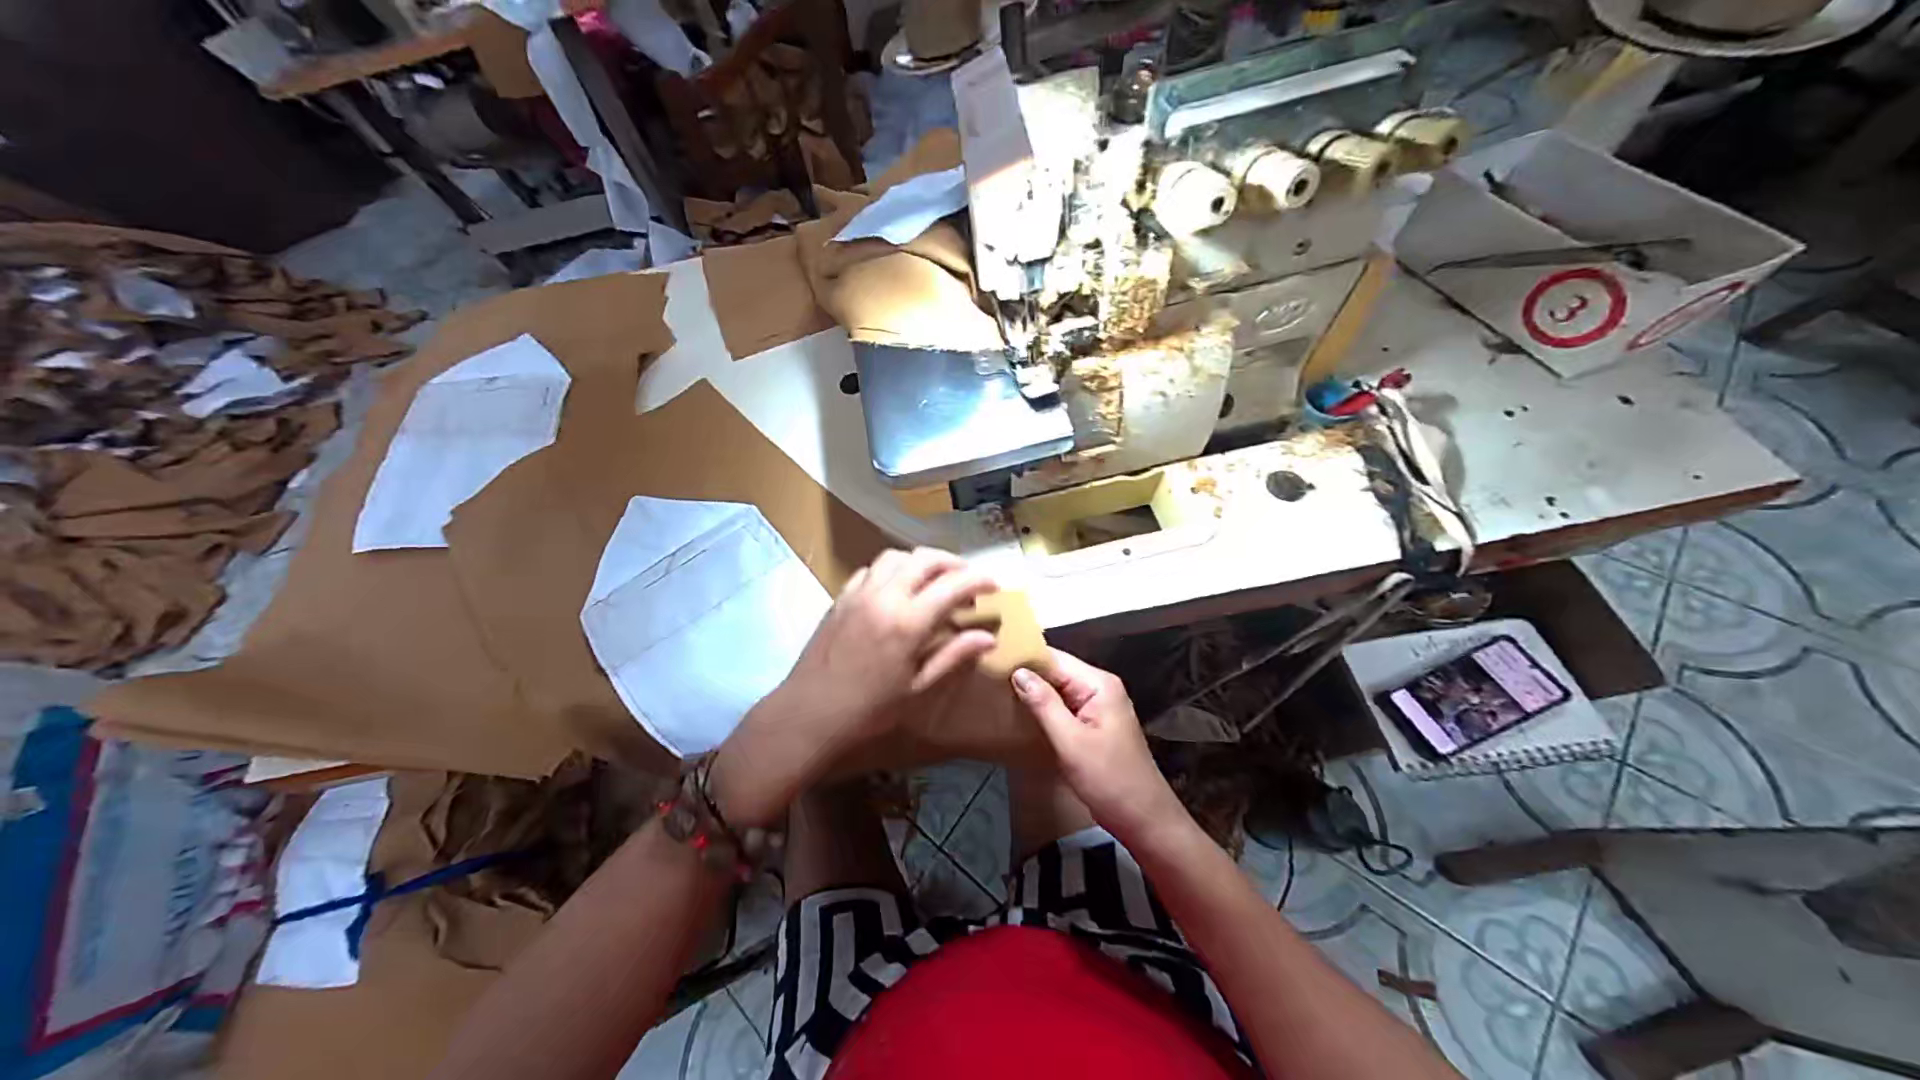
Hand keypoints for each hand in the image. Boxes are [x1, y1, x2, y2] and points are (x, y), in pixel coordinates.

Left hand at [713, 549, 997, 823]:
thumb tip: (988, 636)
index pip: (954, 584)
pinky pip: (871, 570)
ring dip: (921, 562)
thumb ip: (954, 656)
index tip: (995, 587)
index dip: (979, 581)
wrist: (809, 713)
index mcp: (908, 620)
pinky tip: (897, 590)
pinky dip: (892, 571)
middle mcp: (885, 596)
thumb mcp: (918, 688)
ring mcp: (859, 593)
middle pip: (925, 559)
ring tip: (934, 581)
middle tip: (968, 581)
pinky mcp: (841, 598)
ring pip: (896, 557)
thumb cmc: (869, 710)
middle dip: (953, 563)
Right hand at [1011, 649, 1187, 846]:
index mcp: (1099, 685)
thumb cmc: (1110, 780)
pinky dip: (1043, 710)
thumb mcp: (1071, 742)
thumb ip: (1044, 704)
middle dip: (1025, 675)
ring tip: (995, 693)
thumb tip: (1018, 672)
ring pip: (1057, 690)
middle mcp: (1100, 688)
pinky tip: (1019, 715)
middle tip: (987, 679)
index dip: (1024, 659)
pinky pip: (1062, 708)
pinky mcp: (1092, 725)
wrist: (1143, 819)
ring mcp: (1097, 707)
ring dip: (1032, 693)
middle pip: (1056, 672)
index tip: (992, 661)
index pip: (1055, 659)